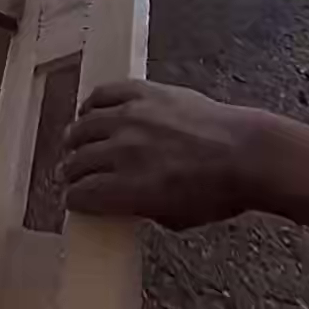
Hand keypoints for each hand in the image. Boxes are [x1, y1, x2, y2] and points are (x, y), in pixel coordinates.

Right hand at [60, 79, 273, 229]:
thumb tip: (120, 197)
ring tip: (73, 141)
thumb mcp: (174, 217)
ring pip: (85, 124)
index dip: (72, 198)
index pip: (83, 192)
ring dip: (75, 135)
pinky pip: (104, 92)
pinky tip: (88, 110)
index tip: (70, 198)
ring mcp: (132, 115)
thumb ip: (138, 205)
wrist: (241, 150)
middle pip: (80, 158)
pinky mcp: (142, 91)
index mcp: (130, 187)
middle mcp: (124, 149)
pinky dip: (91, 103)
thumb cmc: (215, 191)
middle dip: (69, 169)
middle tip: (67, 171)